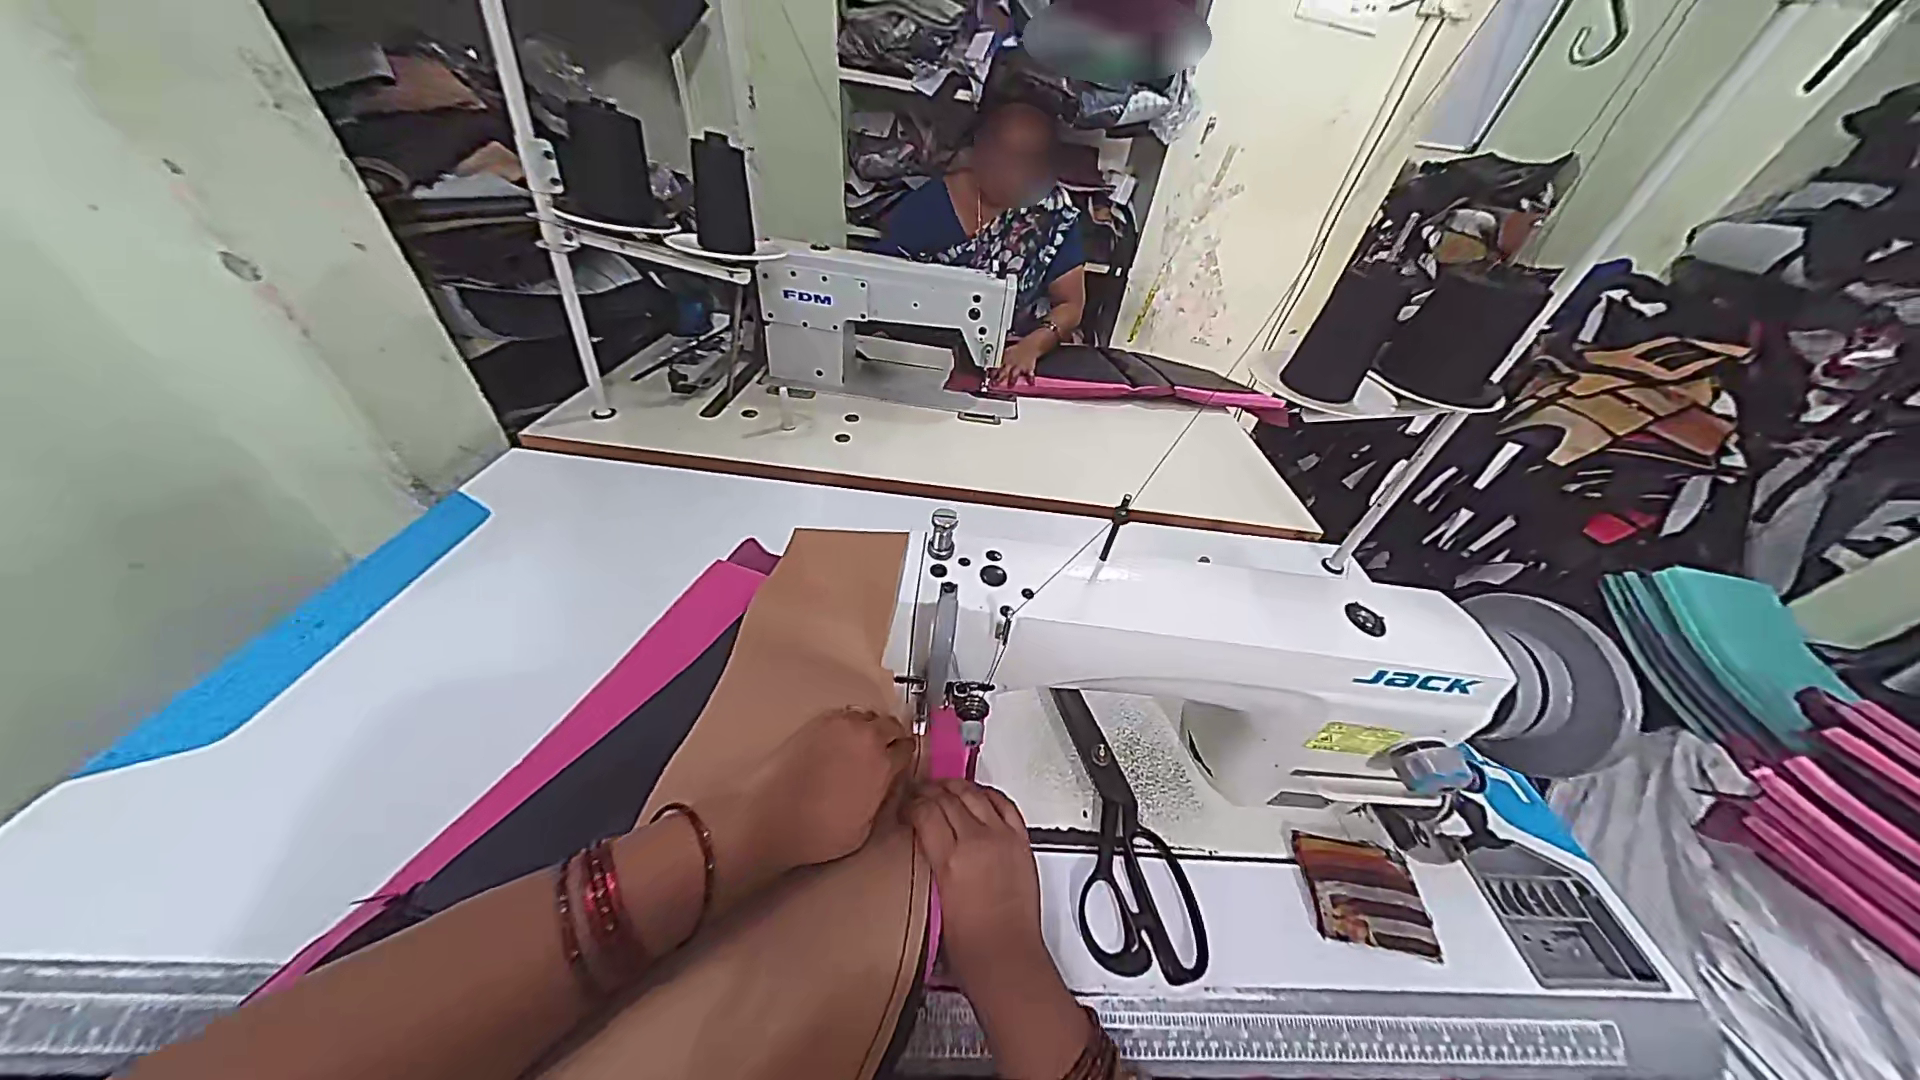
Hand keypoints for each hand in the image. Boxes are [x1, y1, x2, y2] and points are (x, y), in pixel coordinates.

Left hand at [731, 707, 913, 874]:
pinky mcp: (819, 720)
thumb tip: (887, 788)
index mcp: (883, 764)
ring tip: (860, 745)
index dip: (904, 756)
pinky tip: (839, 741)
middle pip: (893, 725)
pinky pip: (845, 715)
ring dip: (870, 728)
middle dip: (892, 737)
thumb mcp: (864, 830)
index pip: (908, 748)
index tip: (900, 762)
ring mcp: (842, 724)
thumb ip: (882, 801)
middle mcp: (867, 737)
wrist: (771, 814)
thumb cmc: (816, 830)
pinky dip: (848, 725)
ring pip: (869, 716)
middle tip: (883, 751)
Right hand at [906, 780, 1049, 988]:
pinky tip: (980, 794)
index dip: (912, 804)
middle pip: (948, 798)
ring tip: (946, 787)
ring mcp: (1002, 838)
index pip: (926, 812)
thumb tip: (924, 842)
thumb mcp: (935, 902)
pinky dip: (989, 794)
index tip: (906, 807)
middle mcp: (977, 842)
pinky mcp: (1021, 842)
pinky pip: (1005, 804)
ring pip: (975, 794)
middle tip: (920, 793)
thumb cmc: (971, 948)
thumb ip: (931, 864)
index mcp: (950, 860)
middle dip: (930, 792)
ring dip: (957, 787)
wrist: (1008, 960)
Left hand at [994, 336, 1045, 386]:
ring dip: (1012, 380)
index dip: (992, 374)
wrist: (1029, 346)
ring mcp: (1020, 367)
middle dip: (999, 378)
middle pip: (1004, 372)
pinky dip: (1030, 378)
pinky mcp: (1028, 369)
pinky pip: (1029, 374)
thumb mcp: (1005, 353)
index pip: (996, 368)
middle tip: (994, 384)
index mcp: (1005, 360)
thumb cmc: (1017, 351)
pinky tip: (1030, 382)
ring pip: (1015, 374)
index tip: (989, 379)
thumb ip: (999, 361)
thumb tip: (990, 369)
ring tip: (1010, 386)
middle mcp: (1011, 364)